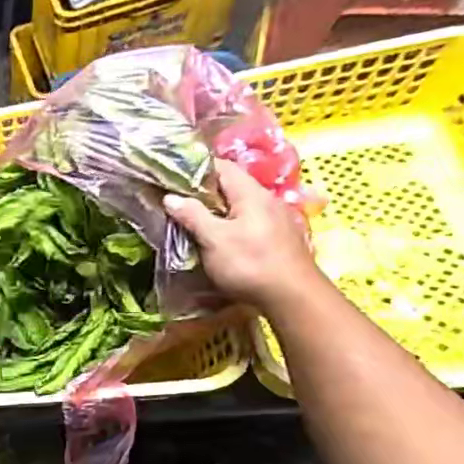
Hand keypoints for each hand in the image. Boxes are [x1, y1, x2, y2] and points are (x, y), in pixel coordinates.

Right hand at [165, 159, 324, 314]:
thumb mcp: (214, 239)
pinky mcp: (279, 238)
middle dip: (205, 193)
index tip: (173, 178)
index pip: (222, 167)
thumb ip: (193, 216)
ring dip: (218, 211)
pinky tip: (221, 240)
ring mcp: (276, 219)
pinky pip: (249, 222)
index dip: (196, 169)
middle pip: (231, 187)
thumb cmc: (249, 263)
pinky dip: (231, 225)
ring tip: (195, 223)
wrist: (292, 296)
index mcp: (250, 193)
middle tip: (178, 204)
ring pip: (240, 206)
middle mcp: (266, 199)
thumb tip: (171, 197)